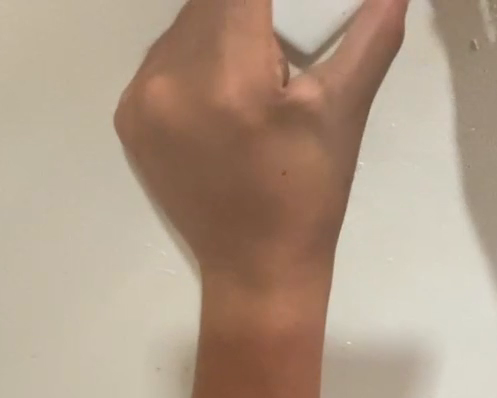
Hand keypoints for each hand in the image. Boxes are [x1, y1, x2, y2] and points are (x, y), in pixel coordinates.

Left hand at [115, 0, 408, 295]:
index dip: (279, 3)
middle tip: (282, 65)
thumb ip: (367, 41)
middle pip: (213, 0)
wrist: (258, 271)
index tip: (298, 24)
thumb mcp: (342, 118)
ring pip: (185, 26)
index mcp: (229, 74)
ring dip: (220, 35)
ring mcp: (142, 98)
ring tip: (252, 93)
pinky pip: (162, 63)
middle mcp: (170, 76)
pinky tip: (222, 109)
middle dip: (252, 15)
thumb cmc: (308, 201)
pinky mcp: (129, 120)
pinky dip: (194, 68)